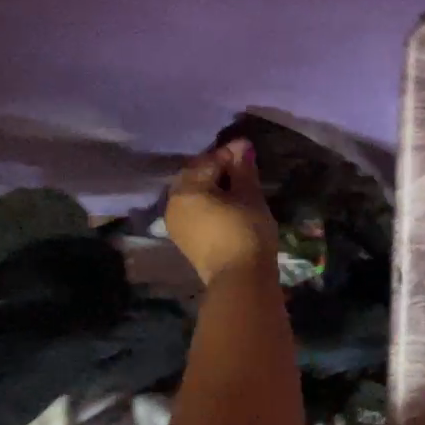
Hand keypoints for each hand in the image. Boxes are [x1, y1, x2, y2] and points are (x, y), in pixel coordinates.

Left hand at [163, 139, 279, 284]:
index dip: (230, 153)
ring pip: (191, 194)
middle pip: (194, 175)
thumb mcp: (250, 197)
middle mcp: (173, 202)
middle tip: (239, 164)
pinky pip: (192, 211)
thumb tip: (242, 145)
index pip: (209, 161)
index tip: (248, 147)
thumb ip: (244, 170)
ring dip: (209, 185)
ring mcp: (175, 222)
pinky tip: (224, 204)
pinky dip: (206, 202)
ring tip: (233, 184)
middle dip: (215, 168)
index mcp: (188, 188)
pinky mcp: (182, 239)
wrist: (239, 279)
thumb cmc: (247, 233)